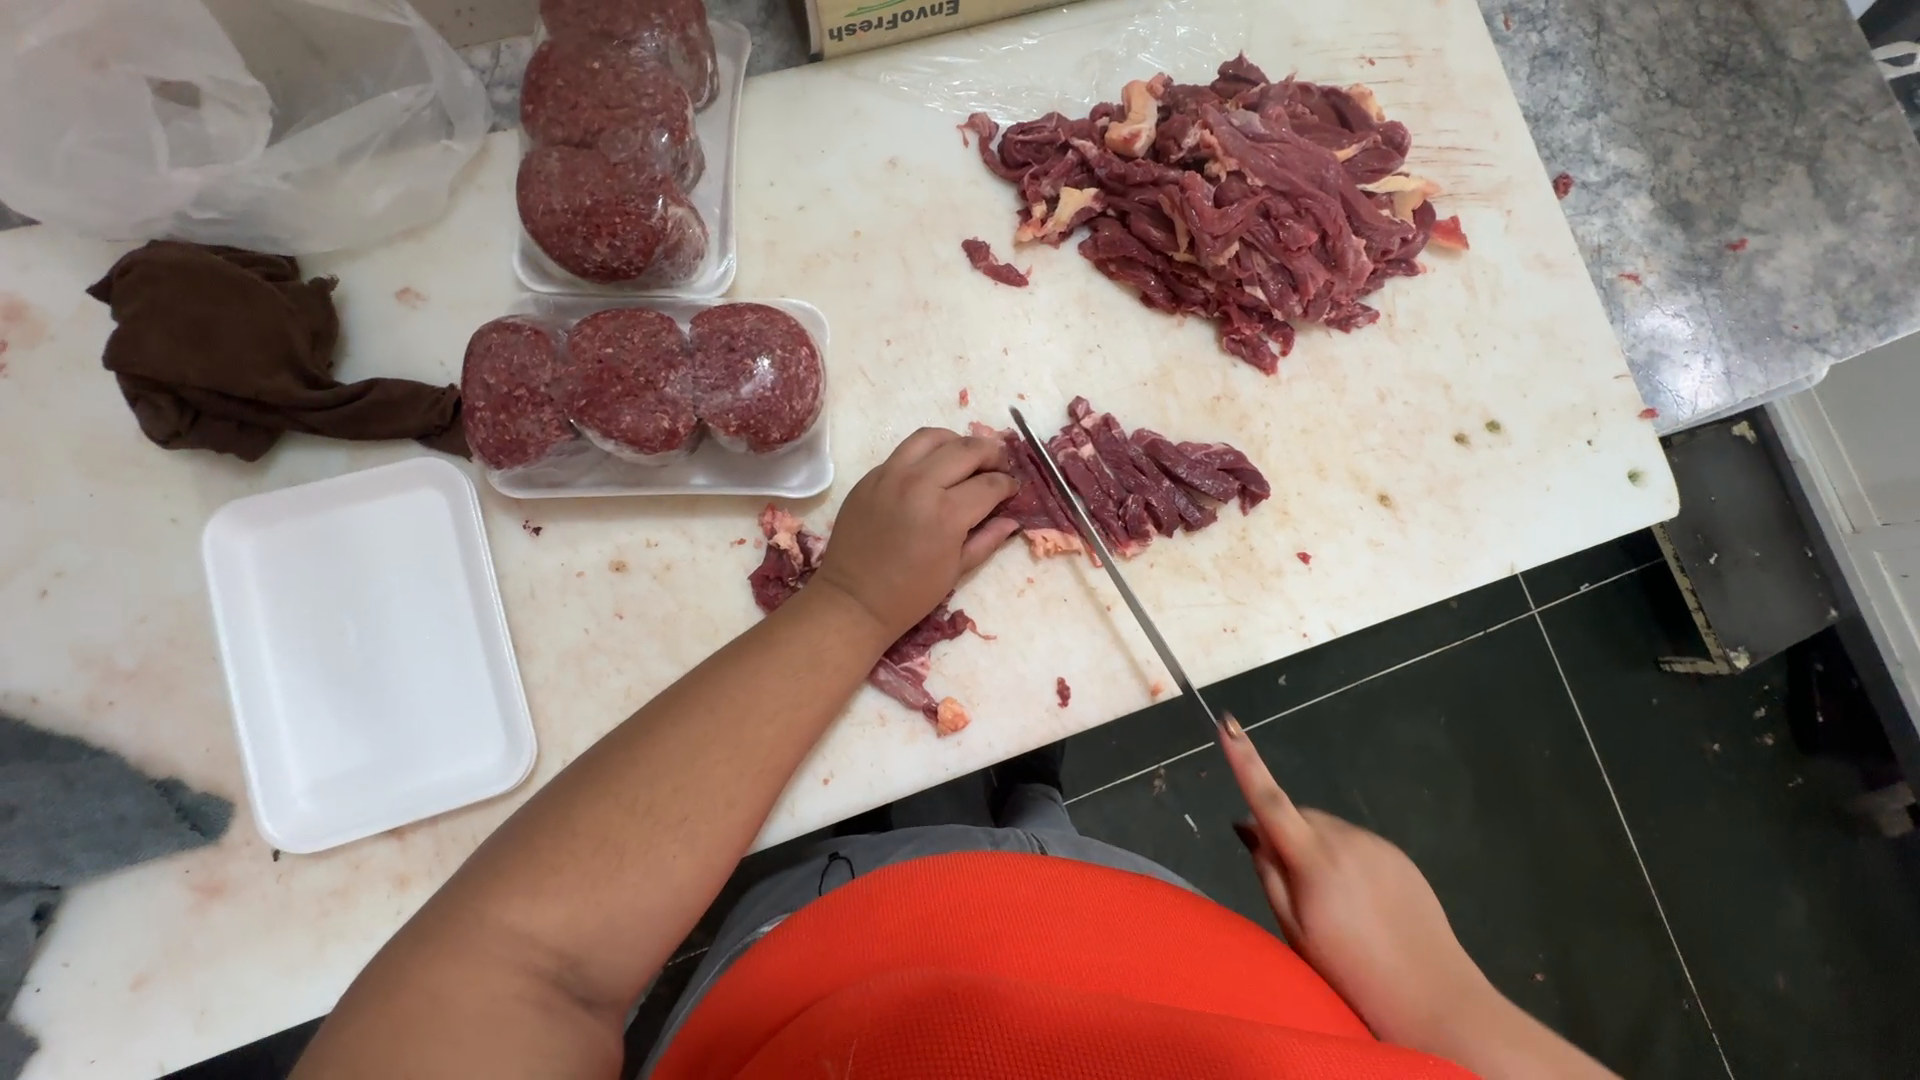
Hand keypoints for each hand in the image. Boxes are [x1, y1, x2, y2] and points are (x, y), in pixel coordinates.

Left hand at [813, 428, 1019, 640]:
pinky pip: (903, 452)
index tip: (1013, 488)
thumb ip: (987, 539)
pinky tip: (931, 471)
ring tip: (966, 457)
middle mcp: (919, 484)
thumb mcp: (957, 571)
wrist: (853, 600)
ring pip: (931, 437)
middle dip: (991, 453)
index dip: (1008, 484)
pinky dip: (925, 455)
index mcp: (946, 513)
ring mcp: (890, 476)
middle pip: (966, 449)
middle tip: (999, 464)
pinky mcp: (869, 477)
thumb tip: (1012, 520)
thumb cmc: (910, 594)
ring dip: (956, 442)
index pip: (989, 484)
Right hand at [1218, 717, 1618, 1076]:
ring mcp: (1378, 845)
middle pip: (1297, 816)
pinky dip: (1343, 861)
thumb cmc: (1351, 972)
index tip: (1227, 723)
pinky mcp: (1400, 857)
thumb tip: (1251, 827)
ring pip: (1326, 831)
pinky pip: (1355, 845)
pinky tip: (1359, 904)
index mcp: (1314, 858)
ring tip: (1331, 905)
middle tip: (1292, 889)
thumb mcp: (1293, 929)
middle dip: (1285, 835)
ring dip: (1315, 850)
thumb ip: (1268, 872)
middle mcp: (1347, 838)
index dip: (1243, 759)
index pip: (1268, 799)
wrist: (1436, 1001)